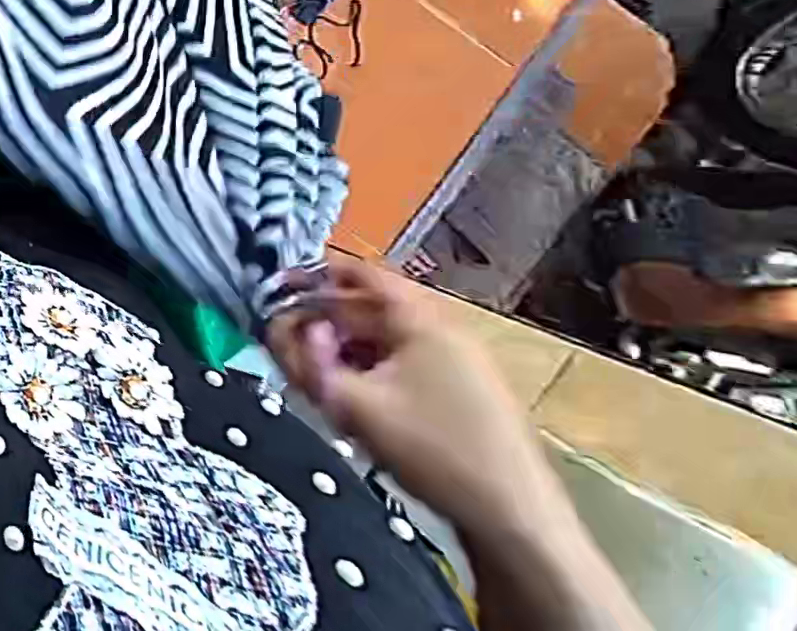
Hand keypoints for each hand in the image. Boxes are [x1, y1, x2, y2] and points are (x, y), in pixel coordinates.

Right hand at [267, 253, 561, 538]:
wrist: (519, 524)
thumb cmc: (434, 452)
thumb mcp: (351, 405)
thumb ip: (304, 361)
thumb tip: (277, 327)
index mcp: (420, 319)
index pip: (359, 272)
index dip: (314, 273)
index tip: (278, 286)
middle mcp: (442, 328)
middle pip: (367, 305)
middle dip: (322, 317)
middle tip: (287, 336)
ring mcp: (458, 359)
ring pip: (382, 334)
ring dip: (342, 344)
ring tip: (313, 367)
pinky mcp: (463, 389)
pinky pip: (401, 358)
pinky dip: (368, 363)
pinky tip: (350, 391)